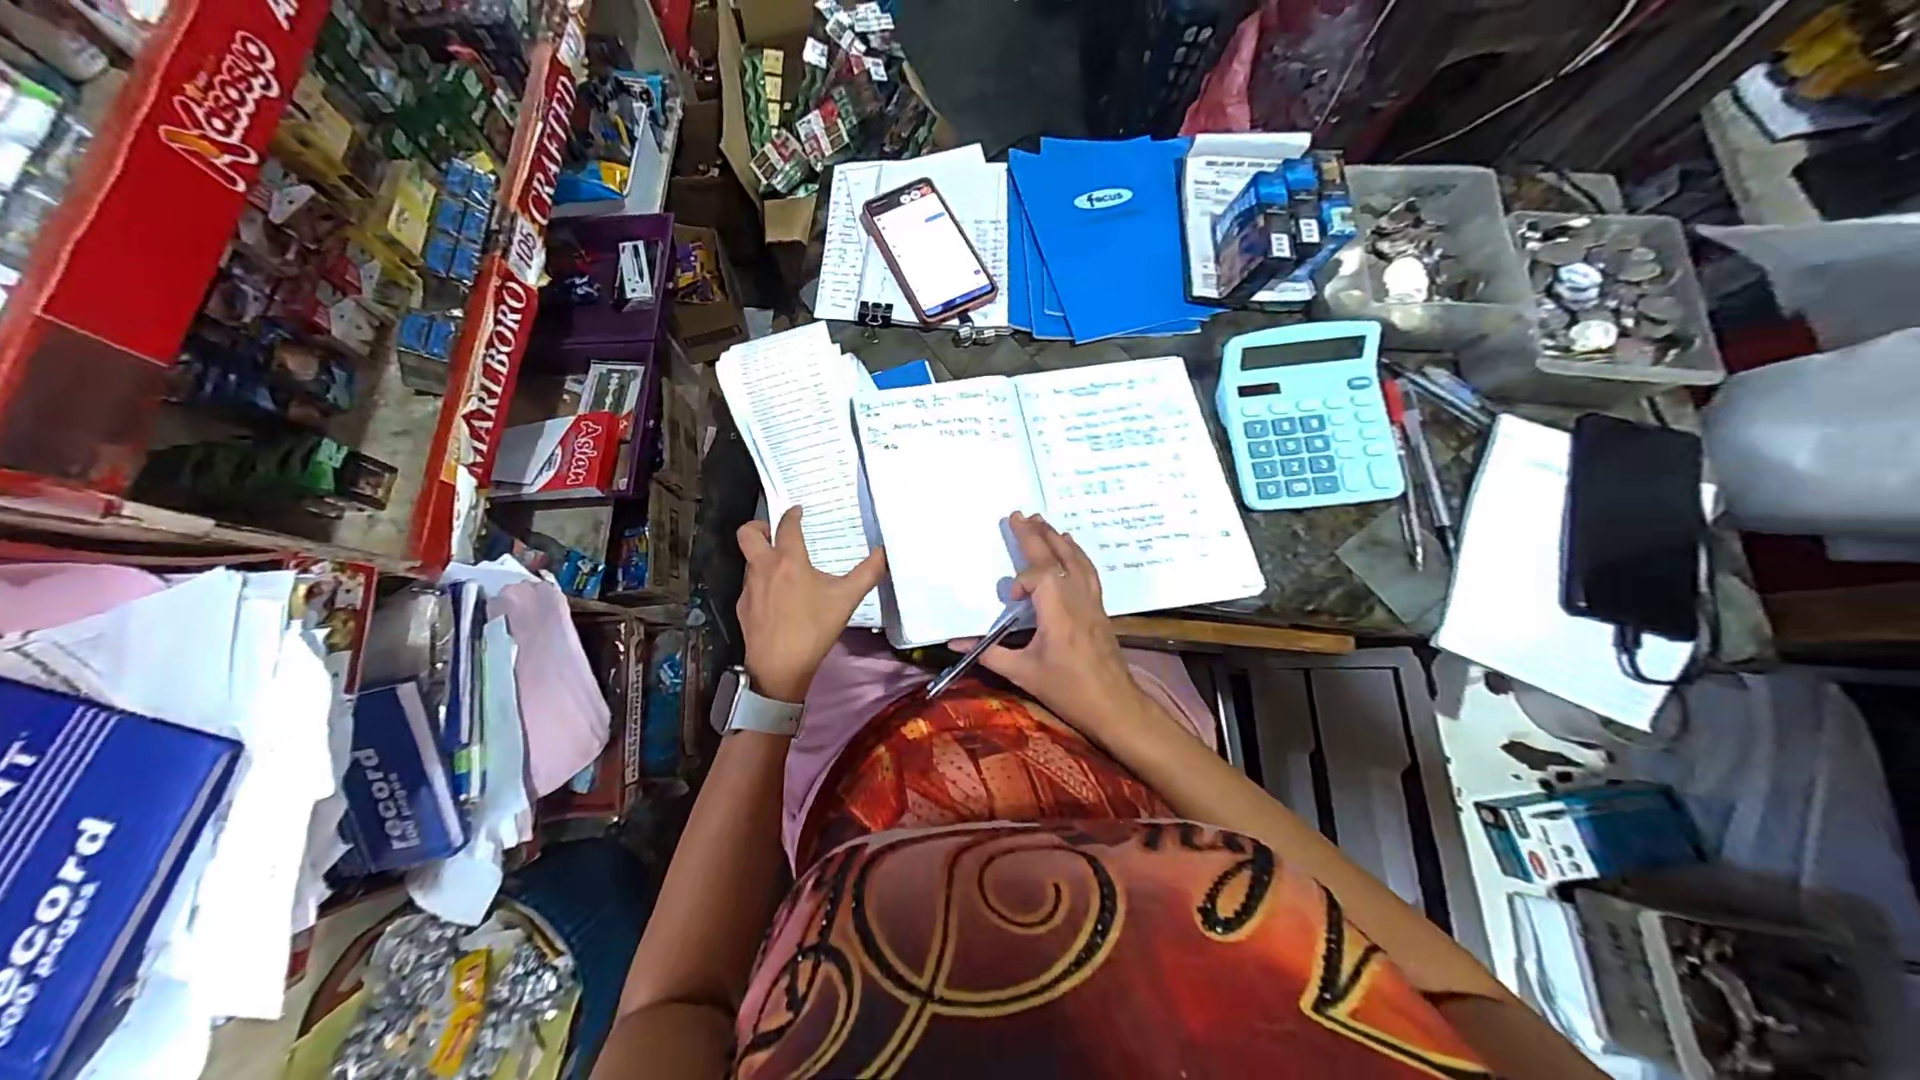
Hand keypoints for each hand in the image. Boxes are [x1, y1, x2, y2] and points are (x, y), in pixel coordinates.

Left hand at [737, 506, 885, 704]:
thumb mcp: (847, 599)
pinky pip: (750, 586)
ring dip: (762, 557)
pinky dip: (761, 583)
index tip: (798, 511)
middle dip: (759, 526)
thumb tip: (885, 552)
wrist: (779, 667)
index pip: (786, 526)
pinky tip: (777, 599)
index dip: (792, 514)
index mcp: (789, 561)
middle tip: (773, 531)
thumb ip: (868, 573)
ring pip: (749, 561)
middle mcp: (763, 568)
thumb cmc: (814, 628)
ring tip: (783, 569)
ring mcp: (749, 588)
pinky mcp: (742, 607)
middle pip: (748, 533)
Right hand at [950, 512, 1155, 738]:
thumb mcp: (1024, 675)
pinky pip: (1088, 571)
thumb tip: (955, 643)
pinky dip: (1076, 554)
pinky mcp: (1100, 608)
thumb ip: (990, 654)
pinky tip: (1070, 546)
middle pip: (1058, 559)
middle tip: (1018, 515)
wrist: (1114, 705)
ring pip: (1076, 561)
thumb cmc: (1068, 691)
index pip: (1042, 576)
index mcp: (1059, 615)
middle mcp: (1078, 601)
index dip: (1022, 578)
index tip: (1010, 597)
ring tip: (1041, 521)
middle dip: (1036, 536)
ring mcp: (1092, 602)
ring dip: (1057, 539)